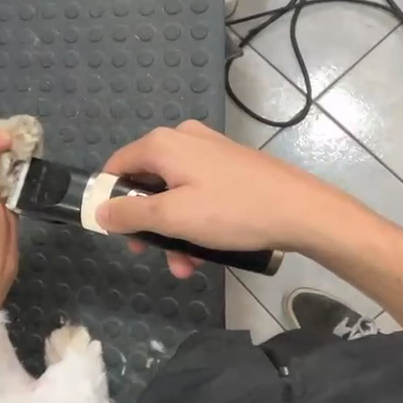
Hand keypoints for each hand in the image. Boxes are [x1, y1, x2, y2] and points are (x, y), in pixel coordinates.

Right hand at [99, 120, 346, 274]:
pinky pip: (197, 190)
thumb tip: (98, 211)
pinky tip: (207, 250)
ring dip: (173, 230)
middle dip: (148, 223)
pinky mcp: (230, 164)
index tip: (117, 233)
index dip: (110, 200)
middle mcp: (182, 138)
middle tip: (153, 255)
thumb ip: (131, 214)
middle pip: (146, 182)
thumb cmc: (234, 211)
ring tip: (187, 265)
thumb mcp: (175, 218)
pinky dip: (195, 218)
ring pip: (173, 192)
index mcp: (162, 144)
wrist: (304, 211)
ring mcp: (208, 150)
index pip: (116, 167)